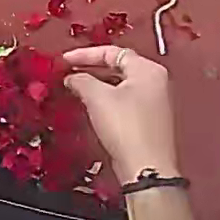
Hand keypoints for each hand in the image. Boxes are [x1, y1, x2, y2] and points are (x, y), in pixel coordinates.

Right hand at [63, 46, 177, 184]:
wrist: (146, 168)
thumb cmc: (125, 126)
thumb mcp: (97, 97)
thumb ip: (81, 80)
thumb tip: (71, 77)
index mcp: (147, 69)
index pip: (113, 52)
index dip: (85, 54)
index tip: (64, 60)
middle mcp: (155, 81)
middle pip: (118, 66)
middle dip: (90, 68)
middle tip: (67, 72)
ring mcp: (153, 101)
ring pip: (120, 84)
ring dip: (96, 83)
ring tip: (73, 86)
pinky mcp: (148, 118)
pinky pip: (123, 99)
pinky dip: (105, 97)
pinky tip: (89, 103)